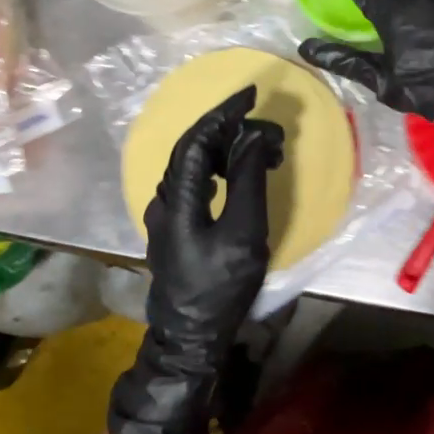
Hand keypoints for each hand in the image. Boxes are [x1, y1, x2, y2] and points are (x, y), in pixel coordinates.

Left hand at [108, 86, 281, 433]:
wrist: (189, 338)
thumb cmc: (220, 286)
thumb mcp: (244, 232)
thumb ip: (249, 180)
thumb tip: (254, 136)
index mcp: (176, 197)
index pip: (197, 138)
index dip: (223, 112)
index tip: (252, 95)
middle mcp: (164, 200)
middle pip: (194, 148)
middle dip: (231, 130)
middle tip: (269, 130)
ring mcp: (166, 216)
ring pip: (195, 165)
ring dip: (228, 150)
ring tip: (264, 150)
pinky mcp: (175, 229)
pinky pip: (196, 182)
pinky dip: (221, 169)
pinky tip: (240, 174)